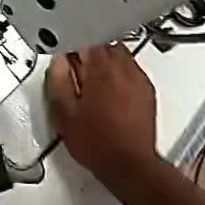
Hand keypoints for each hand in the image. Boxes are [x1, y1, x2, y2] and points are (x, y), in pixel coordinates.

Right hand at [46, 44, 159, 182]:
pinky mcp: (147, 93)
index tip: (63, 54)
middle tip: (75, 69)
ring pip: (120, 57)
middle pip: (105, 44)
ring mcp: (139, 81)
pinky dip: (118, 76)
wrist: (129, 166)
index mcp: (102, 70)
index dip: (72, 44)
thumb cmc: (100, 144)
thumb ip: (58, 81)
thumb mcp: (64, 113)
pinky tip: (107, 95)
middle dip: (89, 52)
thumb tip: (57, 64)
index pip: (88, 39)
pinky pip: (131, 72)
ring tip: (90, 84)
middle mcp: (125, 70)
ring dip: (104, 63)